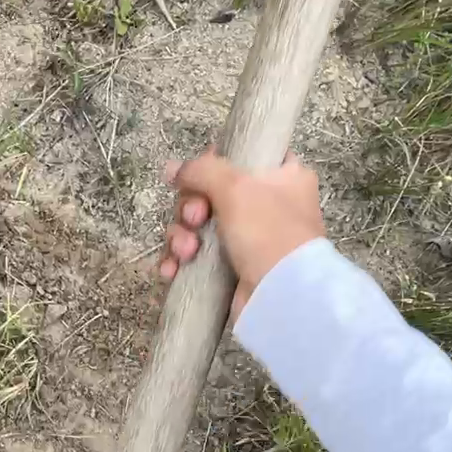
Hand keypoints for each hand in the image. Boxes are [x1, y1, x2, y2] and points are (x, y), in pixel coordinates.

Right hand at [158, 149, 324, 316]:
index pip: (241, 158)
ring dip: (180, 239)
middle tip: (195, 220)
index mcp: (280, 177)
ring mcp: (245, 239)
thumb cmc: (268, 232)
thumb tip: (170, 167)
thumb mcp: (236, 188)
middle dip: (189, 210)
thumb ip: (202, 170)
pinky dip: (178, 261)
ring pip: (195, 227)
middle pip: (208, 195)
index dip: (212, 166)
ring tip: (185, 254)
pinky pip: (192, 257)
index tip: (197, 178)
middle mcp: (264, 205)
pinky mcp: (227, 268)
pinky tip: (171, 270)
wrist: (280, 294)